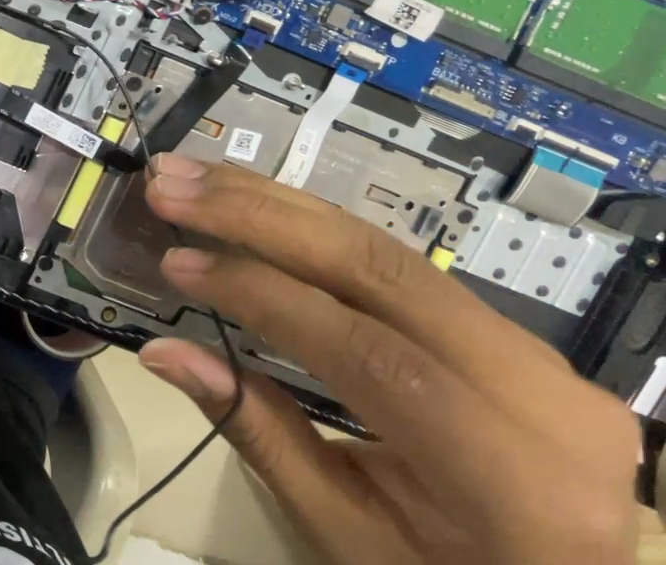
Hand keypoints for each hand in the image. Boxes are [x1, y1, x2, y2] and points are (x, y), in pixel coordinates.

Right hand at [137, 154, 638, 564]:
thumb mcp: (343, 530)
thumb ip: (257, 430)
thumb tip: (162, 351)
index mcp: (511, 474)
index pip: (371, 354)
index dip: (263, 296)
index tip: (174, 263)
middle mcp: (543, 395)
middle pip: (384, 273)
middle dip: (260, 217)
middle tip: (168, 183)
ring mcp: (538, 356)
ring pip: (391, 250)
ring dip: (278, 206)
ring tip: (192, 176)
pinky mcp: (513, 336)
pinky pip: (401, 265)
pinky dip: (314, 228)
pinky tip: (253, 204)